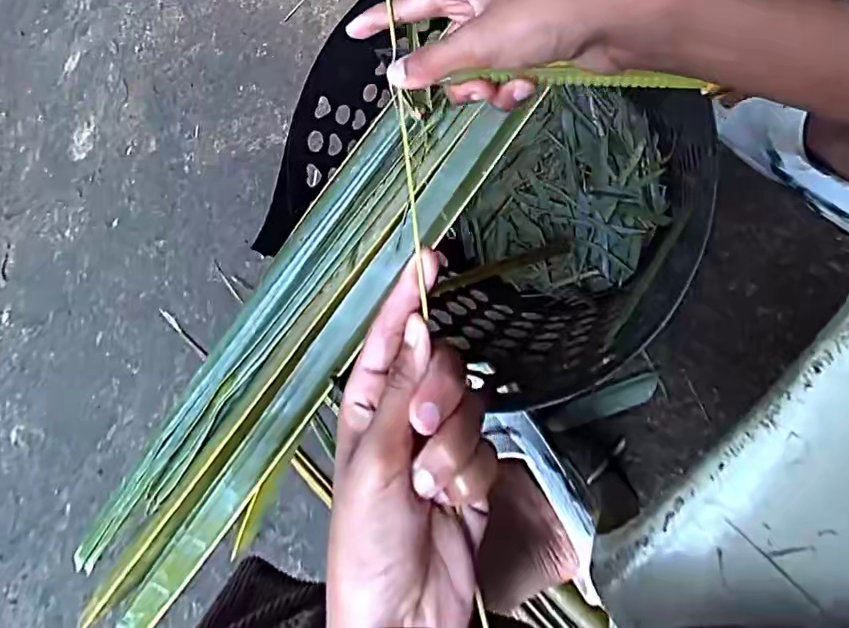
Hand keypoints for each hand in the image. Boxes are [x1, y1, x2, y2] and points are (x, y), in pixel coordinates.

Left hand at [328, 249, 498, 627]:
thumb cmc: (365, 542)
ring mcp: (439, 437)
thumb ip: (402, 391)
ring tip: (426, 484)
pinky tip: (448, 503)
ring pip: (467, 404)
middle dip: (437, 392)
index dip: (409, 292)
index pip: (390, 332)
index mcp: (368, 400)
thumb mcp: (374, 460)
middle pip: (439, 362)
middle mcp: (405, 410)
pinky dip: (468, 476)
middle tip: (423, 426)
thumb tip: (416, 328)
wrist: (405, 617)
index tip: (429, 256)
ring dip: (451, 447)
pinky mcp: (469, 467)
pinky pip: (484, 446)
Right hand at [345, 0, 654, 109]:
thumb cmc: (541, 18)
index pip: (409, 6)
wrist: (612, 24)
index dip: (380, 20)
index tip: (352, 32)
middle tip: (470, 86)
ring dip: (484, 87)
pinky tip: (529, 85)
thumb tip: (394, 77)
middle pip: (442, 51)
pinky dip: (509, 87)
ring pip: (471, 71)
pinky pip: (500, 76)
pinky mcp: (528, 50)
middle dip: (453, 76)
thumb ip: (434, 62)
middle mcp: (479, 8)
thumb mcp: (481, 42)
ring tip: (507, 86)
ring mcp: (505, 30)